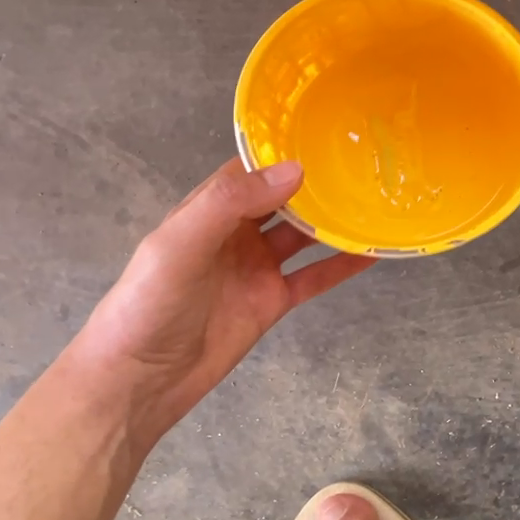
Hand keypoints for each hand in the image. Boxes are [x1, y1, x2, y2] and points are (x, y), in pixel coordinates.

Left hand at [66, 159, 374, 445]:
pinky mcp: (275, 300)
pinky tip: (376, 254)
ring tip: (380, 204)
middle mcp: (237, 235)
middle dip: (321, 185)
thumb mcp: (180, 245)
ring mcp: (258, 268)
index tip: (331, 137)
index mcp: (208, 212)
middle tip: (369, 167)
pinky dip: (346, 265)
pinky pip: (318, 276)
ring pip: (308, 236)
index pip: (252, 172)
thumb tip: (297, 170)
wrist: (139, 381)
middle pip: (287, 201)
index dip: (285, 154)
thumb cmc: (149, 305)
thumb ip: (231, 204)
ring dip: (339, 223)